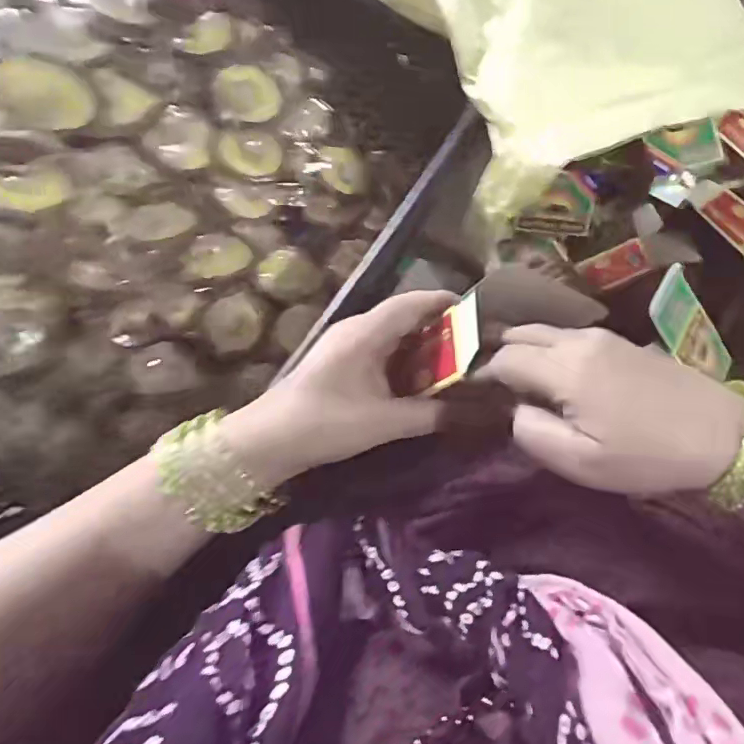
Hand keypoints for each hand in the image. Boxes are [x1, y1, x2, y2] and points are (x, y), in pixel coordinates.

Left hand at [227, 290, 456, 486]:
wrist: (266, 440)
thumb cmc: (325, 422)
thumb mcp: (384, 422)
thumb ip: (431, 415)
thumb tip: (471, 412)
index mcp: (367, 332)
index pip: (413, 303)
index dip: (446, 303)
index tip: (477, 312)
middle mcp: (357, 329)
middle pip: (406, 316)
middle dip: (441, 327)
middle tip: (474, 344)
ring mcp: (346, 343)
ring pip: (394, 333)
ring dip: (423, 345)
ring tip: (455, 362)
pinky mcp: (340, 360)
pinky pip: (382, 348)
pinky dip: (406, 358)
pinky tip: (420, 380)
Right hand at [476, 325, 743, 494]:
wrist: (722, 435)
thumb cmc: (647, 455)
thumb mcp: (580, 461)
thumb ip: (532, 432)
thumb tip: (515, 409)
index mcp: (564, 367)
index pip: (504, 358)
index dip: (481, 373)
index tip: (468, 391)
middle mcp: (580, 340)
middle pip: (523, 334)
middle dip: (499, 351)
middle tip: (486, 380)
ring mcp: (606, 337)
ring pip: (548, 331)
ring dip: (526, 347)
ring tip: (517, 375)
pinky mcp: (626, 342)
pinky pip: (573, 337)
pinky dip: (552, 348)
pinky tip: (558, 371)